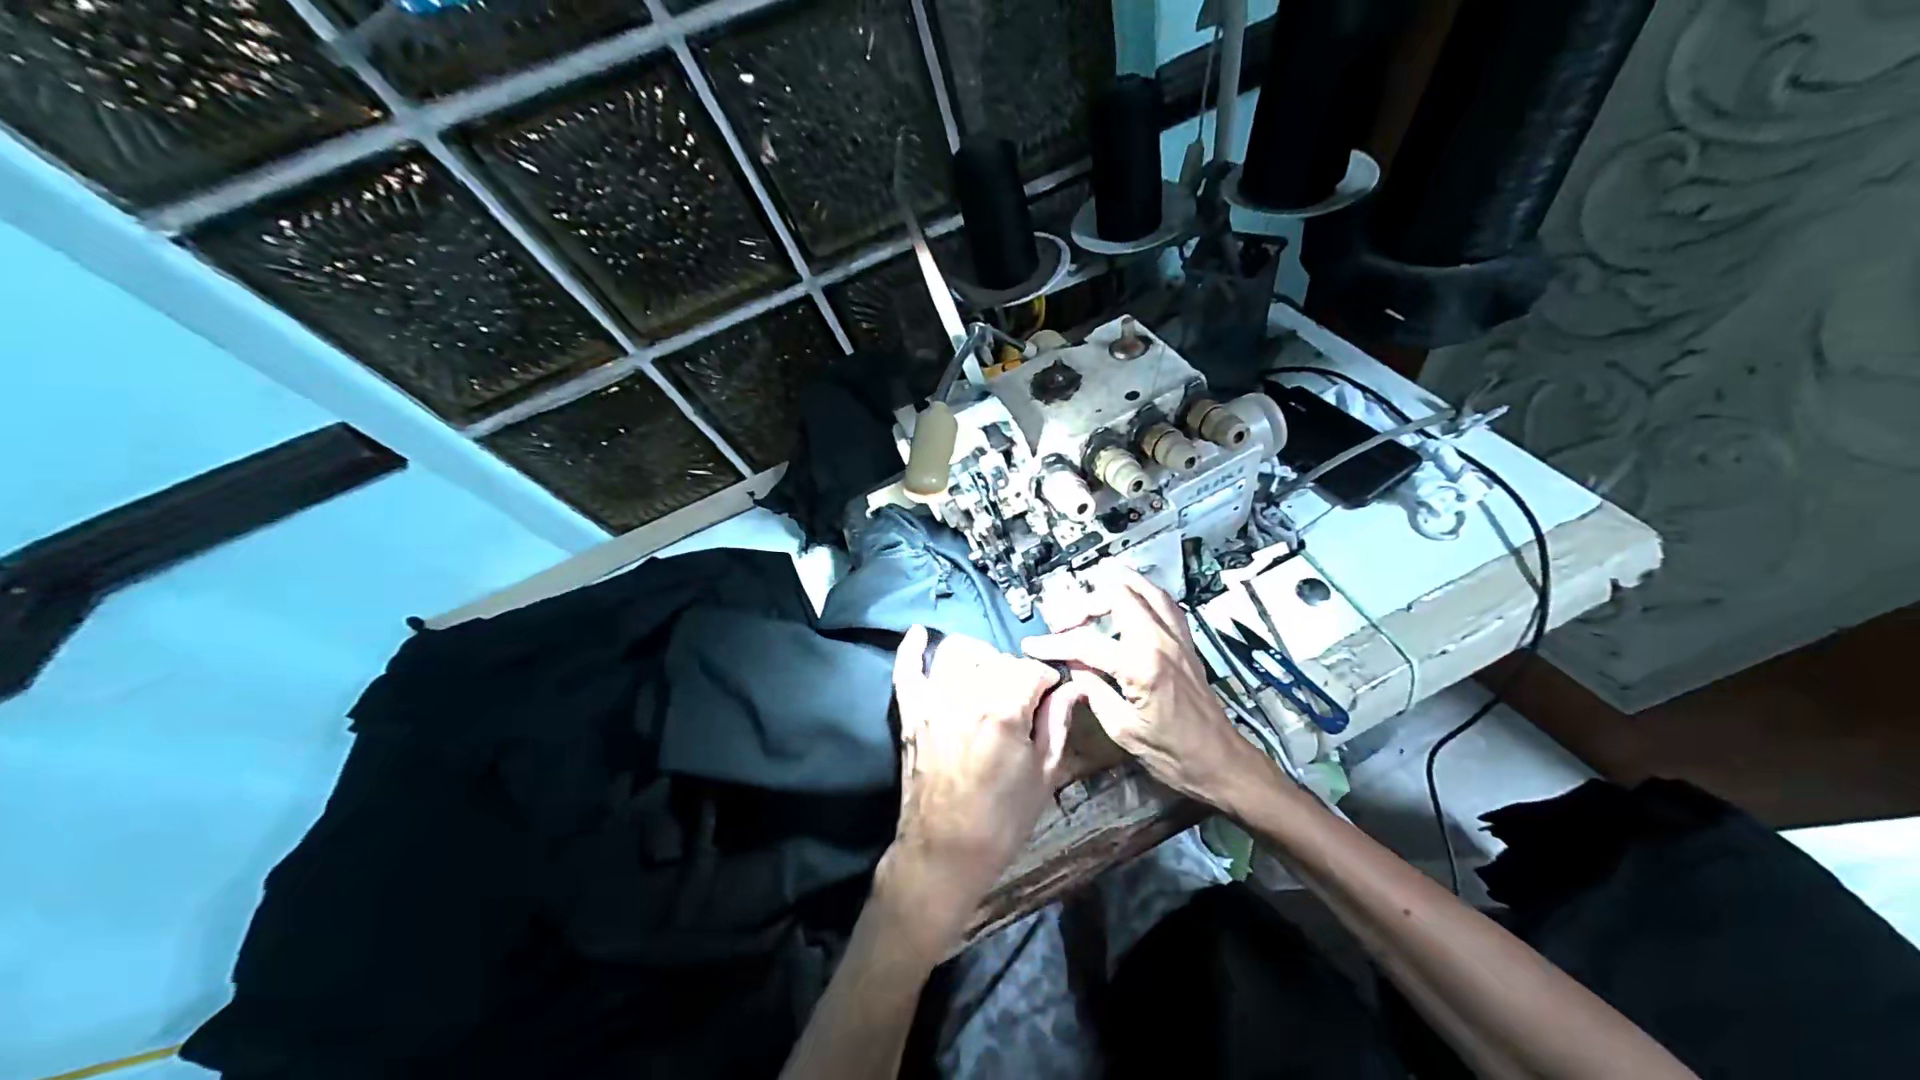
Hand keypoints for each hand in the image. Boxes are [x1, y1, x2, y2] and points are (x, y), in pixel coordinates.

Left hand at [878, 625, 1071, 958]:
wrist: (945, 851)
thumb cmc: (1003, 819)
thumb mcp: (1044, 775)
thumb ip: (1057, 724)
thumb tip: (1073, 688)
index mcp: (1004, 710)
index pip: (1031, 669)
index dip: (1046, 680)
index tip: (1049, 696)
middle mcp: (966, 695)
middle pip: (997, 659)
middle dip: (1015, 672)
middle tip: (1021, 699)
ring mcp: (933, 701)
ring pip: (957, 652)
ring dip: (978, 658)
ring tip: (988, 678)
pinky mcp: (910, 712)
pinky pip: (907, 669)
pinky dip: (912, 649)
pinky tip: (921, 634)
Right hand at [1023, 566, 1262, 806]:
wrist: (1221, 762)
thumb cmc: (1172, 755)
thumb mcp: (1123, 730)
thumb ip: (1094, 691)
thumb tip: (1075, 667)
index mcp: (1141, 666)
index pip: (1086, 642)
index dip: (1054, 643)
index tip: (1032, 645)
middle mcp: (1160, 641)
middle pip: (1117, 597)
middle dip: (1084, 604)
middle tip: (1064, 622)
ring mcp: (1177, 638)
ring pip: (1145, 590)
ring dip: (1115, 588)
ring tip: (1092, 596)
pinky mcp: (1187, 642)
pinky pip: (1165, 603)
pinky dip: (1143, 594)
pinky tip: (1130, 601)